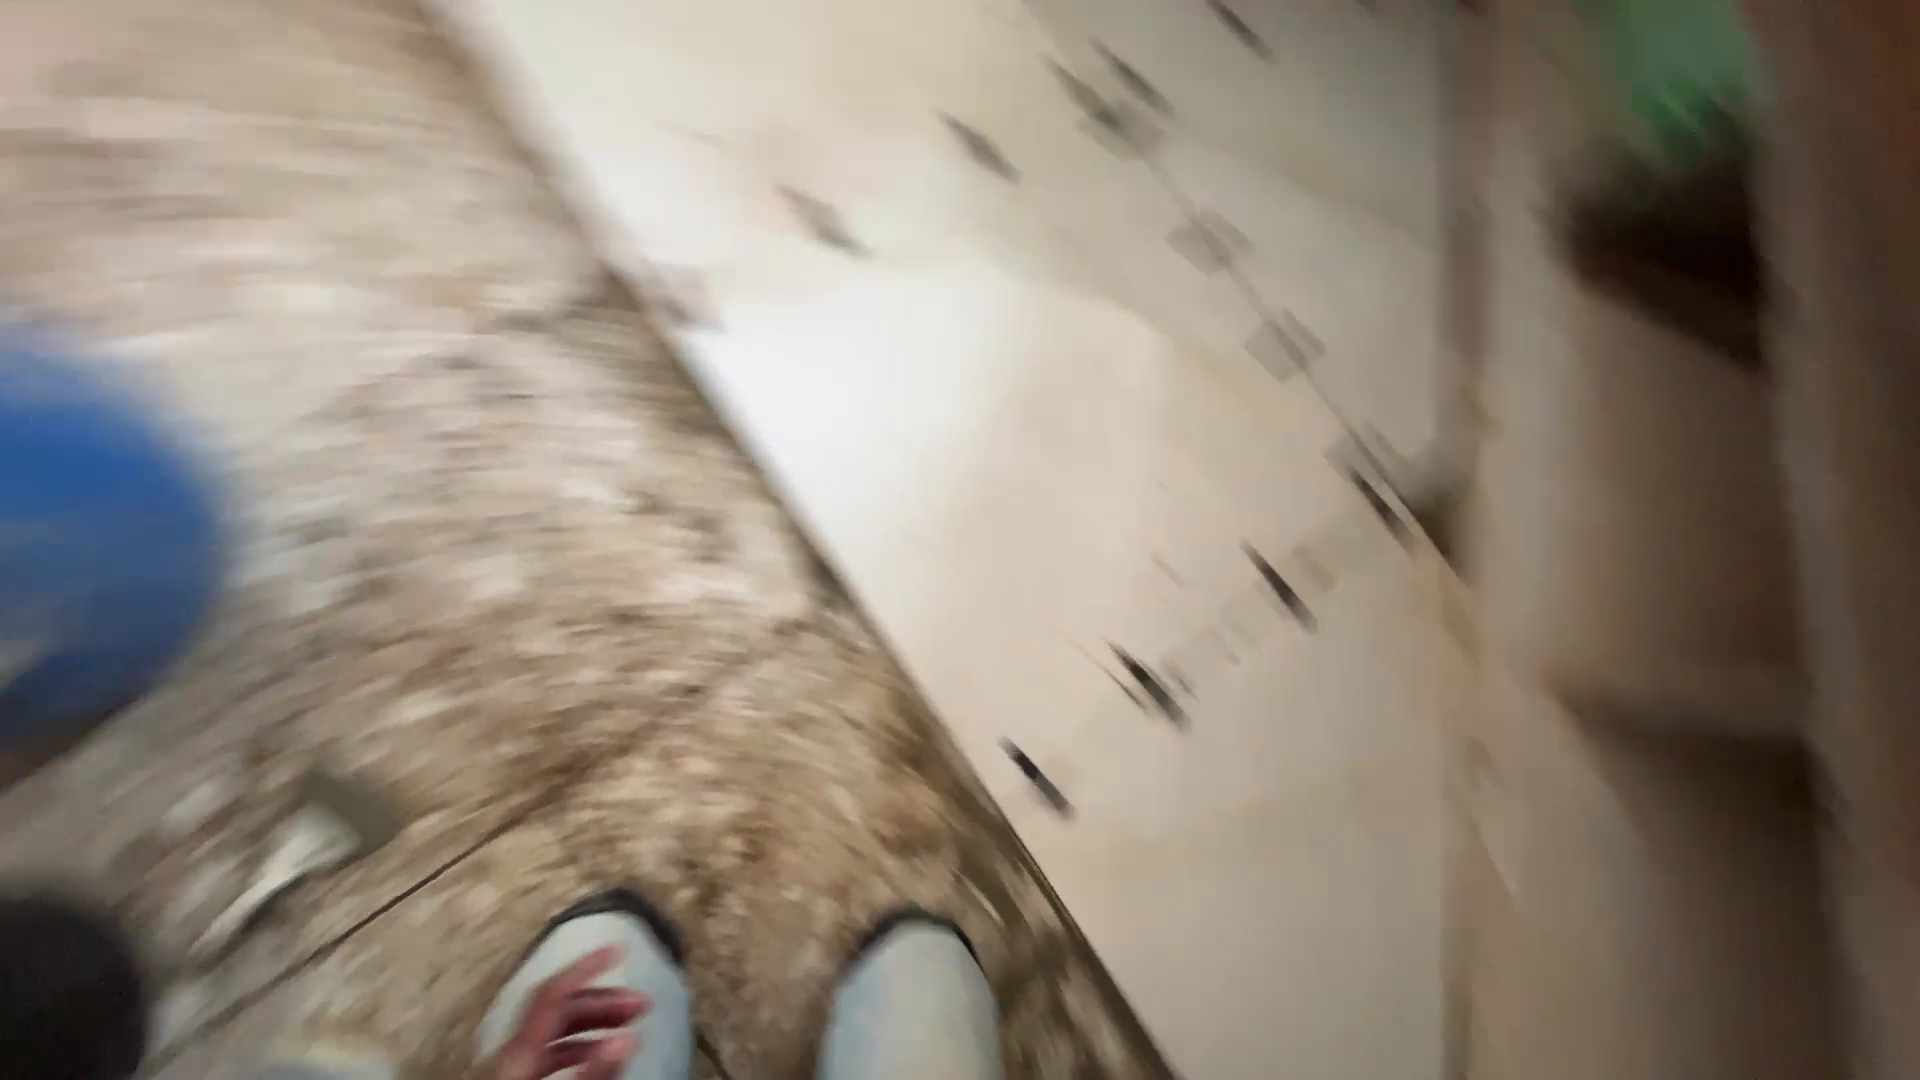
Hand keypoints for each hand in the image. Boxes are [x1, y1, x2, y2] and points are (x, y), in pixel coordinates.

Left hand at [486, 946, 649, 1079]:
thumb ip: (594, 1073)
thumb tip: (630, 1035)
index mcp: (516, 1055)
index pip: (553, 993)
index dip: (586, 966)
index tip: (621, 949)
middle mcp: (508, 1057)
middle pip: (556, 1012)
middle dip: (602, 1001)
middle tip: (642, 1005)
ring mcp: (507, 1074)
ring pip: (552, 1035)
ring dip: (593, 1025)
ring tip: (629, 1030)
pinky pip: (545, 1058)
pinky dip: (578, 1049)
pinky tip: (599, 1059)